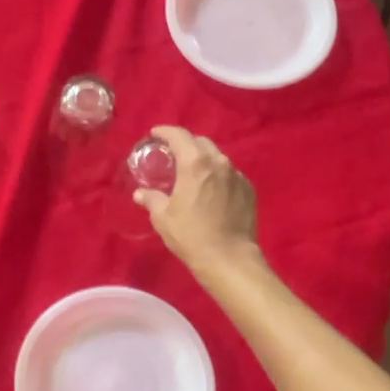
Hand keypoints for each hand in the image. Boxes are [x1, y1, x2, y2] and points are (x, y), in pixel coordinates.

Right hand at [134, 125, 259, 275]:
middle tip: (173, 156)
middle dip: (186, 144)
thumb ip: (151, 199)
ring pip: (217, 158)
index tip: (155, 134)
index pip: (179, 135)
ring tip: (192, 174)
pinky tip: (211, 192)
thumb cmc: (191, 236)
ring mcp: (237, 175)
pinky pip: (229, 174)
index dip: (165, 132)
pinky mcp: (248, 189)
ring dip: (203, 160)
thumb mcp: (163, 218)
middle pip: (201, 142)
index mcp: (195, 163)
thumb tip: (141, 193)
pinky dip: (218, 176)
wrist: (229, 258)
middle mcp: (219, 162)